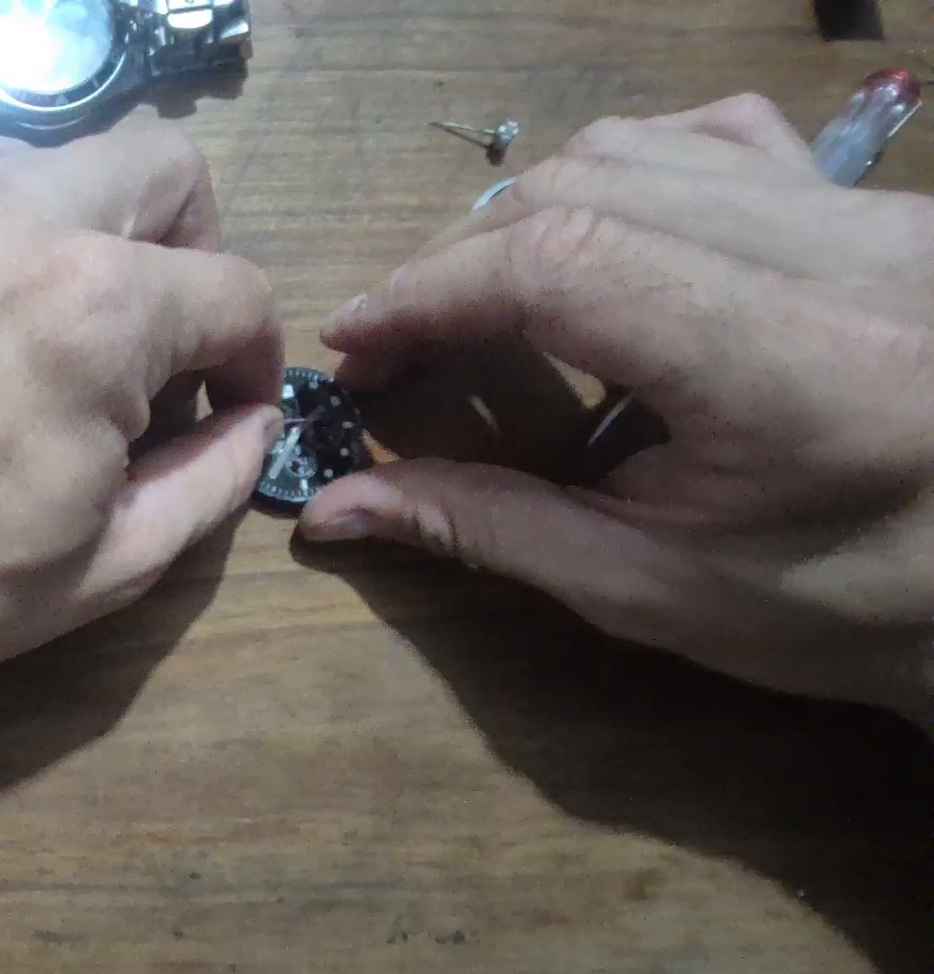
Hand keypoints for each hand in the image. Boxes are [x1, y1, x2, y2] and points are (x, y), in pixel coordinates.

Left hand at [0, 129, 282, 698]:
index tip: (233, 408)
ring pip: (76, 158)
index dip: (257, 358)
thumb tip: (253, 421)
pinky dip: (22, 214)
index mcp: (98, 310)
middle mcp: (23, 217)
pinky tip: (2, 297)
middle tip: (166, 359)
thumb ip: (212, 481)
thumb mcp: (108, 562)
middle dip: (196, 262)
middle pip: (171, 177)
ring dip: (110, 230)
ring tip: (81, 332)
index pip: (237, 292)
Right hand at [300, 94, 933, 720]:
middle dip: (441, 269)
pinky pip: (699, 142)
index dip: (425, 293)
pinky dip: (593, 181)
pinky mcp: (867, 201)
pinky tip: (562, 243)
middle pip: (574, 194)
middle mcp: (846, 252)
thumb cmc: (841, 607)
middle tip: (385, 351)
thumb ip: (476, 526)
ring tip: (453, 306)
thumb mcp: (640, 586)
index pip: (562, 265)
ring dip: (497, 228)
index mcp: (797, 366)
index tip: (348, 347)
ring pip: (625, 154)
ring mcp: (869, 206)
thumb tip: (328, 511)